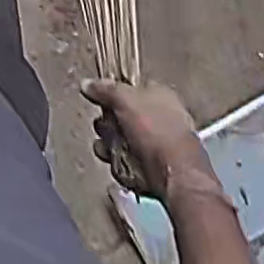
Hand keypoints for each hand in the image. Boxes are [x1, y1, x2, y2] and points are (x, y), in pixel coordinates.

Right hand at [82, 79, 216, 200]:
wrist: (177, 179)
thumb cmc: (156, 132)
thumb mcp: (124, 98)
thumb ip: (104, 88)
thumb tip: (86, 84)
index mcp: (161, 96)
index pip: (129, 88)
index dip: (112, 93)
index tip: (100, 99)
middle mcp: (162, 119)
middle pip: (120, 116)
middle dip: (107, 124)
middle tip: (104, 127)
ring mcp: (158, 146)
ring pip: (120, 141)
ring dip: (109, 145)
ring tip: (108, 149)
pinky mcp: (154, 169)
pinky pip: (127, 162)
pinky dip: (120, 164)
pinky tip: (119, 164)